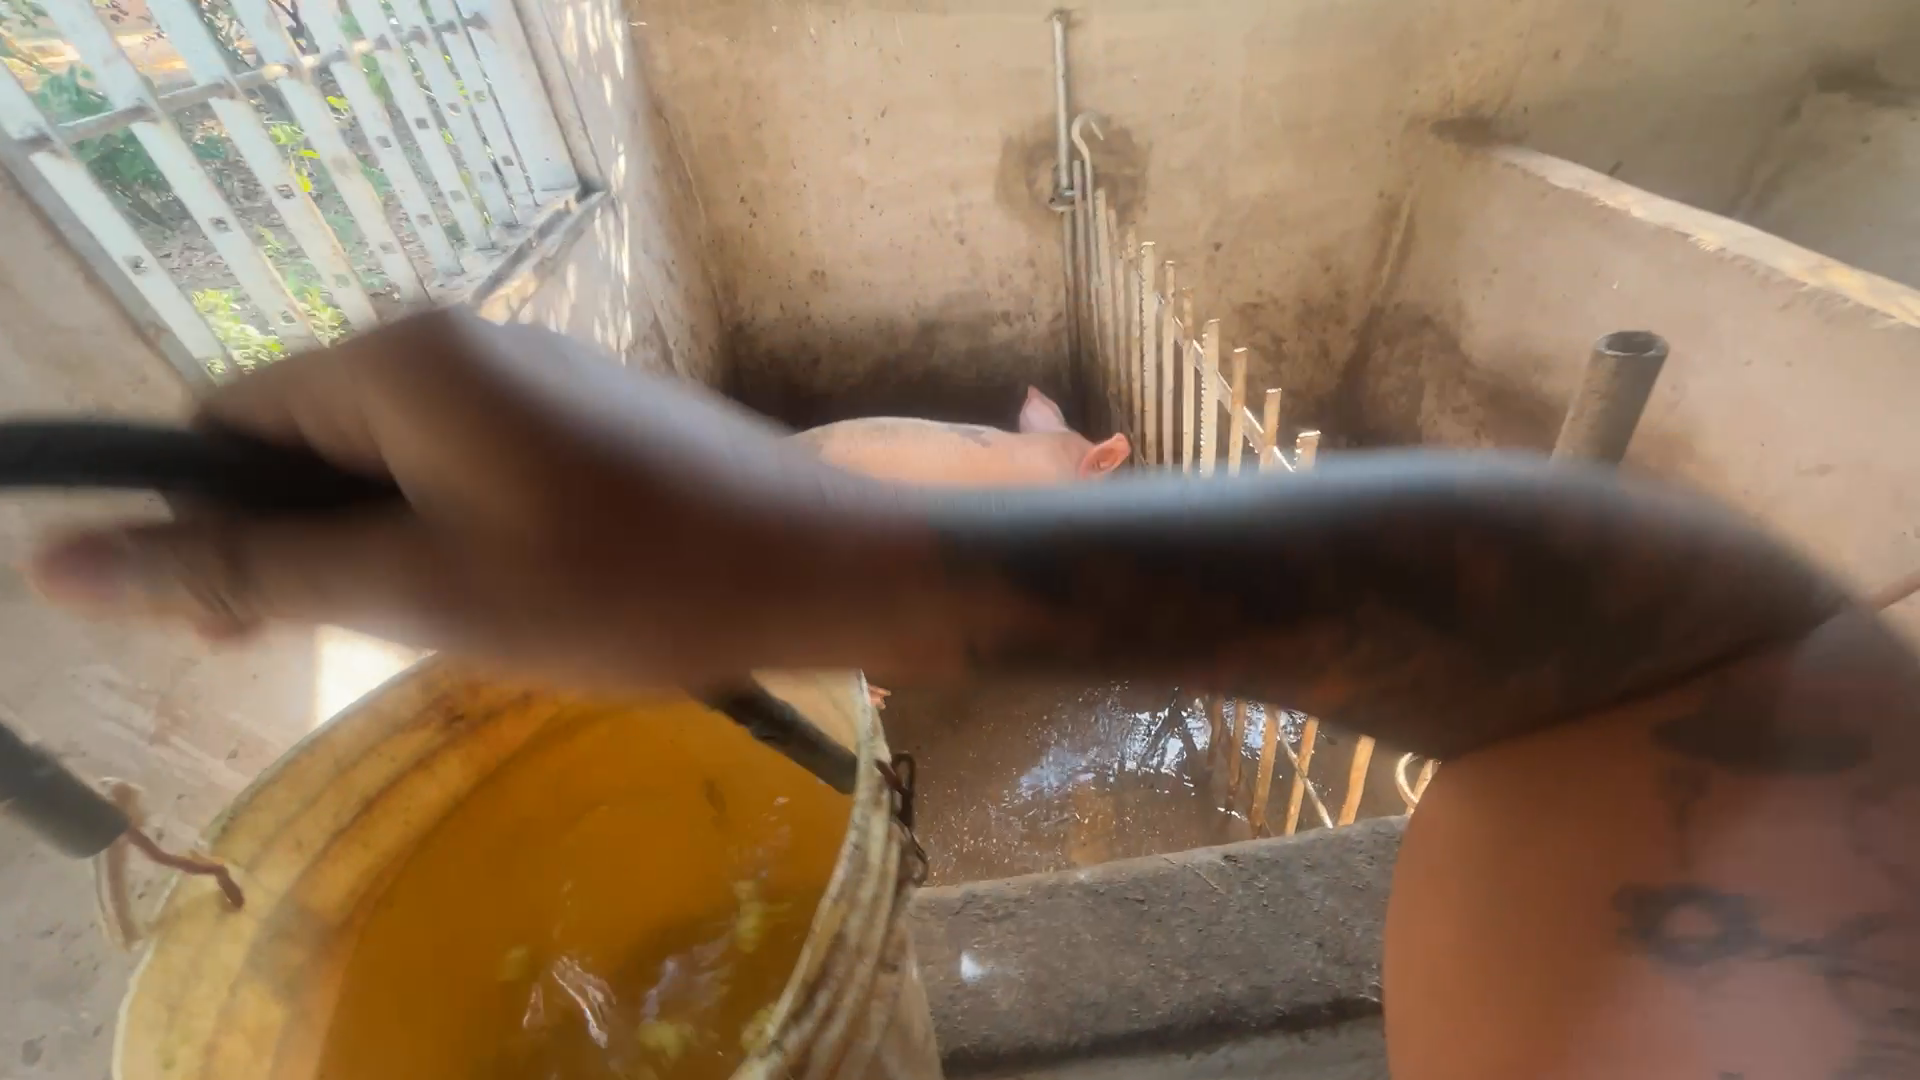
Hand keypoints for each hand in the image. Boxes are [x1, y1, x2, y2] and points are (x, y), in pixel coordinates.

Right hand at [27, 309, 927, 690]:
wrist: (814, 564)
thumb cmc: (629, 583)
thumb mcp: (426, 589)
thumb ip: (252, 570)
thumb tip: (68, 558)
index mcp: (410, 360)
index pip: (236, 423)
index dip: (224, 526)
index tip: (258, 628)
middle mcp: (483, 343)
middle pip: (337, 441)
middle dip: (341, 540)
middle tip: (409, 626)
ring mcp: (563, 377)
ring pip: (431, 465)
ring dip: (429, 546)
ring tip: (503, 613)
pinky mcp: (620, 418)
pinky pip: (513, 470)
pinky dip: (504, 532)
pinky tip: (565, 584)